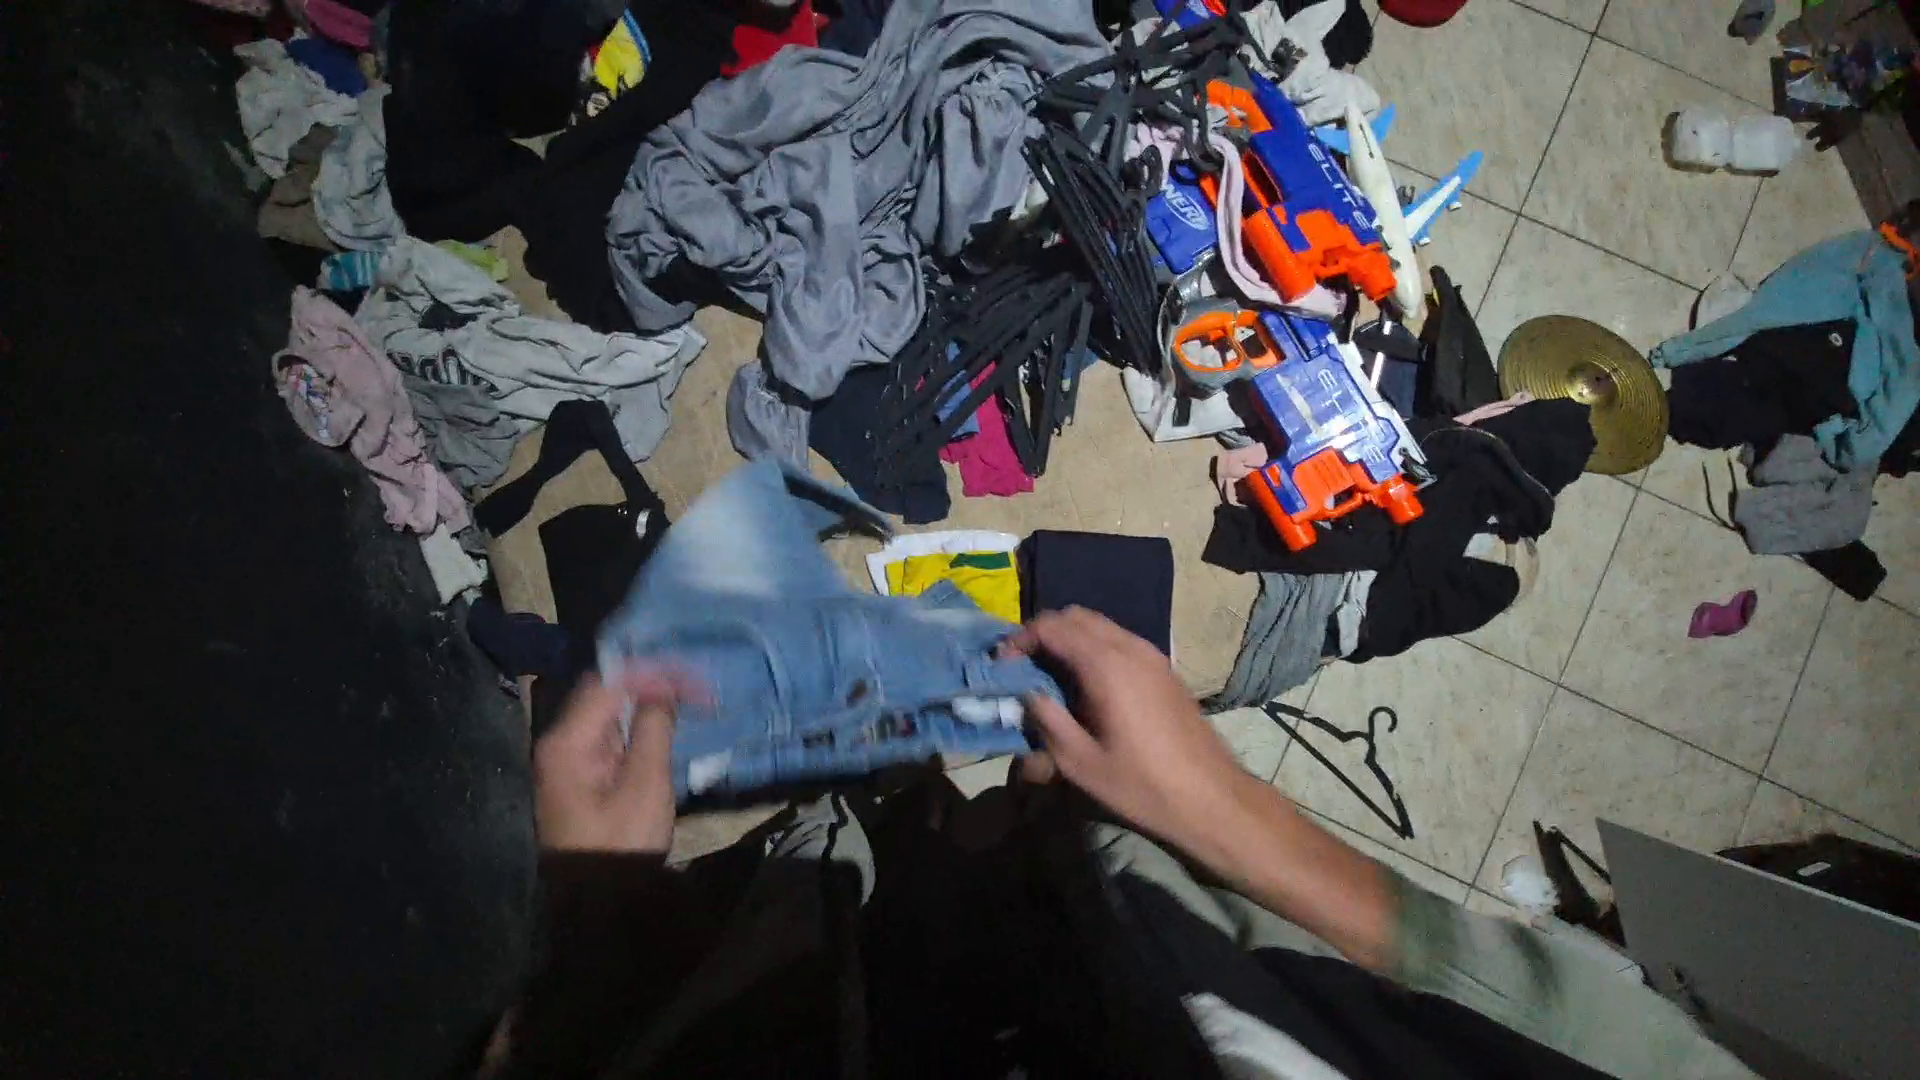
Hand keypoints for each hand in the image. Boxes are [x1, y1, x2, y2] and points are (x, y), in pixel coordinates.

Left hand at [532, 669, 702, 853]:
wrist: (598, 902)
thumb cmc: (622, 841)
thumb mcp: (645, 783)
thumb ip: (653, 727)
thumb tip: (664, 689)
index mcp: (568, 741)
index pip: (610, 682)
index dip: (654, 673)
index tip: (695, 680)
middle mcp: (560, 741)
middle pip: (606, 690)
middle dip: (652, 681)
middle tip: (694, 686)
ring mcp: (568, 758)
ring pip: (609, 709)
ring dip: (647, 699)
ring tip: (687, 699)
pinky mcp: (581, 773)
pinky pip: (610, 731)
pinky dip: (639, 720)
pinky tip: (666, 723)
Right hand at [1011, 609, 1398, 970]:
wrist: (1213, 799)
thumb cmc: (1143, 785)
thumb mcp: (1080, 762)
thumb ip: (1046, 719)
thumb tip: (1025, 691)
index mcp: (1107, 665)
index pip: (1052, 626)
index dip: (1020, 639)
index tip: (1002, 665)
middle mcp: (1130, 647)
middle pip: (1075, 616)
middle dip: (1042, 634)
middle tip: (1021, 666)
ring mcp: (1151, 655)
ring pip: (1098, 625)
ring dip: (1067, 639)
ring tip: (1048, 675)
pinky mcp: (1162, 668)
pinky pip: (1117, 640)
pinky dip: (1091, 647)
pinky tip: (1083, 685)